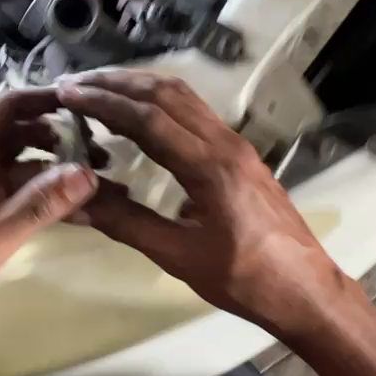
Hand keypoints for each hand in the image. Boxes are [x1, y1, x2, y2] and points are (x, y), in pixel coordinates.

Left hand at [0, 88, 99, 347]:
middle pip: (23, 133)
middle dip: (63, 140)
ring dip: (59, 172)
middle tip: (104, 154)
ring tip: (102, 184)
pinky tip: (80, 211)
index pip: (11, 106)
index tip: (88, 107)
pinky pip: (19, 193)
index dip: (47, 99)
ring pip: (25, 166)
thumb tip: (89, 174)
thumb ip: (40, 204)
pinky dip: (47, 198)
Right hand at [57, 70, 345, 338]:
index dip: (104, 103)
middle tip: (73, 85)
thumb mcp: (179, 257)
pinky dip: (157, 98)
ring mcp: (234, 142)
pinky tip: (136, 110)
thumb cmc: (245, 279)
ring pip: (181, 95)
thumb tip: (76, 202)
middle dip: (115, 84)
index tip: (68, 95)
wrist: (307, 291)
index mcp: (210, 168)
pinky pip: (192, 109)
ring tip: (97, 88)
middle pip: (164, 94)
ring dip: (137, 84)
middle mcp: (224, 142)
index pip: (148, 119)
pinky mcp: (238, 149)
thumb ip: (126, 224)